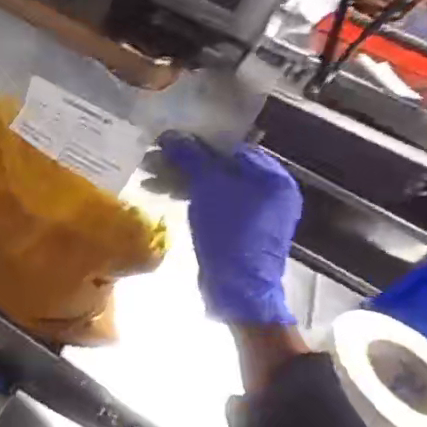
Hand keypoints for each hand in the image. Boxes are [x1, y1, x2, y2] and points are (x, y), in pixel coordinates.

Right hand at [157, 134, 301, 325]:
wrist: (239, 291)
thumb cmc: (230, 234)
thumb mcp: (209, 189)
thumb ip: (192, 159)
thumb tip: (171, 135)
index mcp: (274, 177)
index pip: (233, 147)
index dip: (198, 143)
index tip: (167, 143)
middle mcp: (272, 193)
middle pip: (222, 168)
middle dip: (186, 165)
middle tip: (154, 163)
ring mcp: (258, 215)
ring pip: (216, 189)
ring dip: (184, 183)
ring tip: (152, 182)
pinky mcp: (241, 234)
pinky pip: (216, 207)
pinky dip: (194, 201)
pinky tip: (169, 198)